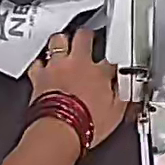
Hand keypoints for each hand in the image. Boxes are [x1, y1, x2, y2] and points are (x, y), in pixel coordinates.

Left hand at [27, 29, 128, 148]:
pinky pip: (37, 63)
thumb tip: (127, 93)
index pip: (111, 59)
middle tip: (88, 37)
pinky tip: (42, 65)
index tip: (113, 68)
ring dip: (62, 41)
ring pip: (58, 40)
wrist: (60, 129)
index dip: (113, 61)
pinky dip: (40, 63)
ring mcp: (57, 67)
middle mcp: (78, 64)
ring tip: (64, 42)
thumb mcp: (116, 113)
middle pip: (84, 37)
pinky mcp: (40, 76)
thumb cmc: (86, 123)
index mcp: (100, 72)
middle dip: (87, 35)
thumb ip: (122, 97)